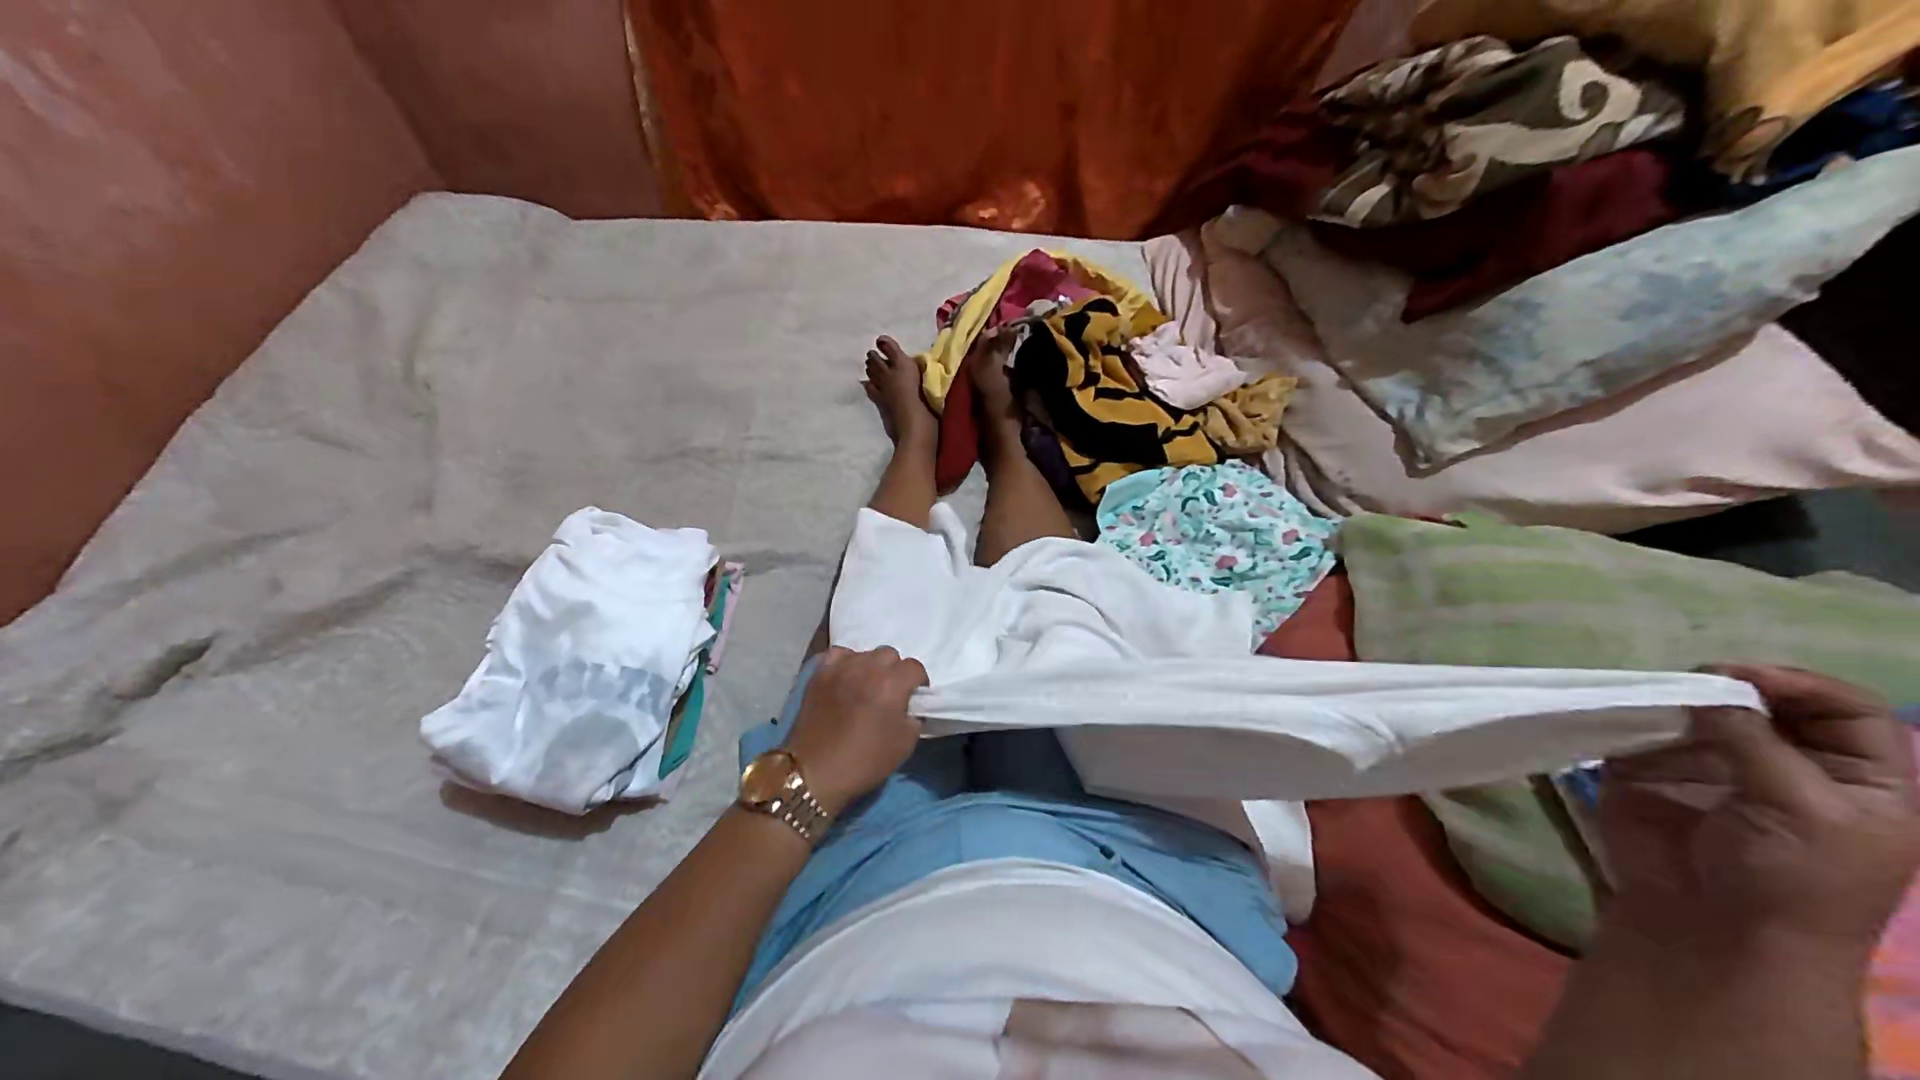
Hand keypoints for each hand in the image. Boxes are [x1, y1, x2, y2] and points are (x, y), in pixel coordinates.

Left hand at [784, 646, 928, 814]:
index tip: (914, 697)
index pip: (915, 667)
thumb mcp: (905, 744)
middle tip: (890, 693)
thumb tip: (909, 707)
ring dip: (871, 667)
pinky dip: (846, 663)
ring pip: (864, 653)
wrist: (816, 771)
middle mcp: (867, 667)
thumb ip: (914, 717)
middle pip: (890, 654)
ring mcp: (841, 667)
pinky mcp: (820, 673)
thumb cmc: (865, 761)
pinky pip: (839, 655)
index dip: (918, 682)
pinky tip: (846, 678)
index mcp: (892, 683)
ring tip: (866, 686)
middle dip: (895, 670)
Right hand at [1601, 664, 1919, 955]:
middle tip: (1692, 681)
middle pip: (1766, 703)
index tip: (1741, 676)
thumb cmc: (1791, 877)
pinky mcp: (1651, 772)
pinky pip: (1641, 733)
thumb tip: (1706, 687)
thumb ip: (1757, 740)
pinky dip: (1631, 718)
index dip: (1801, 685)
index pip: (1844, 708)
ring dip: (1677, 700)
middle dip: (1732, 687)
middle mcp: (1785, 764)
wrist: (1711, 928)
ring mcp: (1712, 767)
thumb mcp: (1803, 807)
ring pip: (1698, 712)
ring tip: (1653, 698)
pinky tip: (1623, 713)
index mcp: (1856, 778)